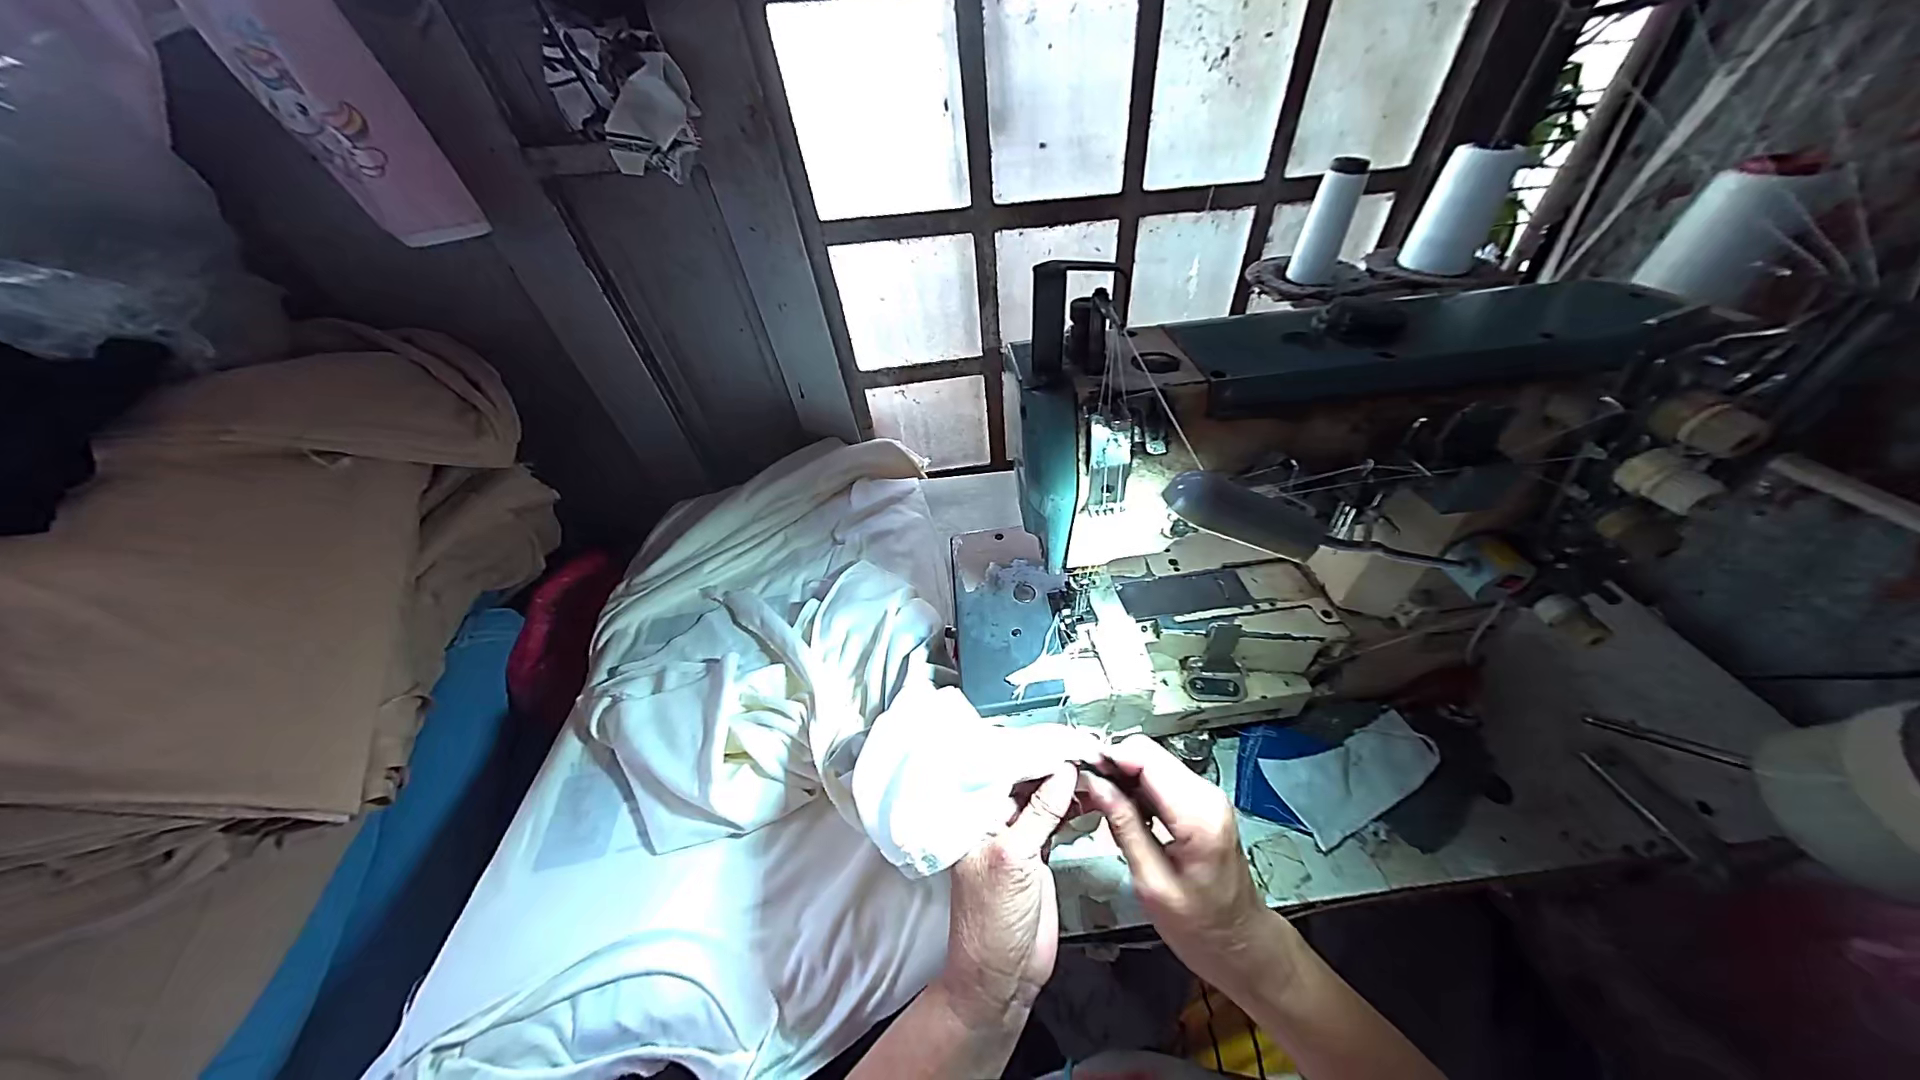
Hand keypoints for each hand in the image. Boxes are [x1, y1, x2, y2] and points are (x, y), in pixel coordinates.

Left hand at [938, 763, 1078, 1026]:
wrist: (1003, 978)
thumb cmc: (992, 924)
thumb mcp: (1015, 860)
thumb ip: (1039, 814)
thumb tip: (1062, 771)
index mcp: (977, 814)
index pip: (1007, 767)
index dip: (1039, 751)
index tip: (1071, 740)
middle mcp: (995, 817)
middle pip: (1027, 777)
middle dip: (1057, 761)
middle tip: (1091, 748)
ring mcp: (1018, 834)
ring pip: (1045, 794)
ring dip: (1070, 781)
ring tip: (1098, 767)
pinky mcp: (1037, 851)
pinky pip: (1056, 817)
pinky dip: (1075, 804)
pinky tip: (1093, 795)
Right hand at [1079, 735, 1290, 996]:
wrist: (1242, 945)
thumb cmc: (1203, 928)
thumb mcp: (1152, 882)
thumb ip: (1123, 826)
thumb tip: (1094, 784)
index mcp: (1198, 815)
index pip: (1145, 757)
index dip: (1108, 758)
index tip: (1082, 772)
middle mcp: (1206, 796)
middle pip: (1147, 753)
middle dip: (1112, 766)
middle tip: (1086, 790)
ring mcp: (1206, 796)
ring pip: (1150, 762)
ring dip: (1121, 776)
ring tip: (1101, 804)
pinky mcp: (1200, 802)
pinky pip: (1159, 778)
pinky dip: (1136, 787)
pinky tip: (1123, 811)